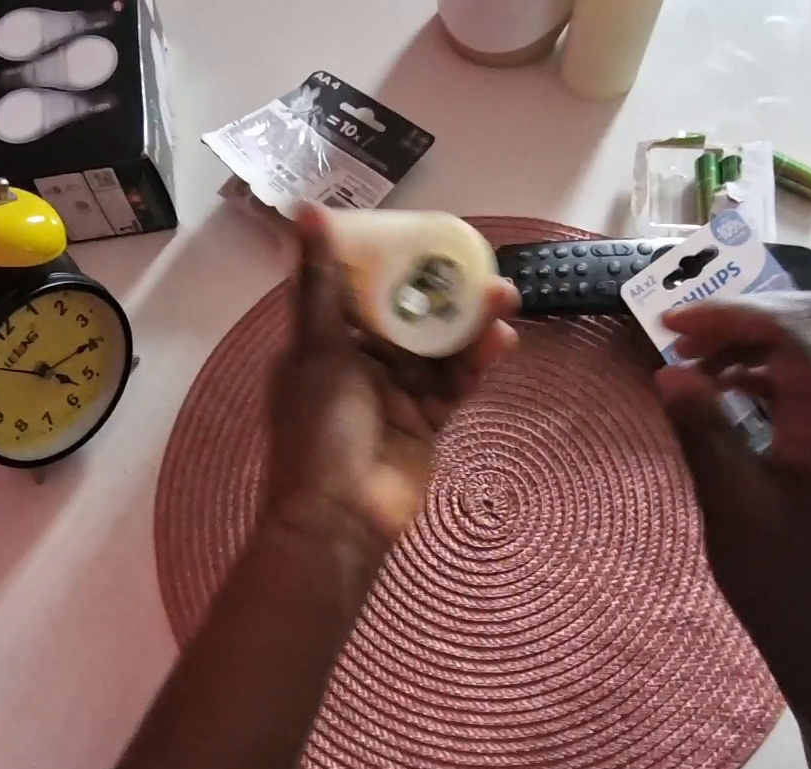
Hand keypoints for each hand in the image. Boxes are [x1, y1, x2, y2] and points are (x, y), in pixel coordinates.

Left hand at [264, 204, 520, 554]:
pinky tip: (500, 342)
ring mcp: (397, 395)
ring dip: (469, 326)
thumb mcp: (315, 349)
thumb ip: (320, 283)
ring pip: (439, 350)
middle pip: (411, 318)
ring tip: (504, 299)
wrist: (340, 518)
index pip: (364, 291)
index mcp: (325, 344)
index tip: (430, 238)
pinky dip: (475, 364)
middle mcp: (362, 365)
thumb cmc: (318, 430)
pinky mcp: (428, 422)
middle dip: (445, 293)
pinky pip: (455, 384)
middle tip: (482, 267)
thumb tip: (306, 209)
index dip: (397, 264)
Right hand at [653, 294, 810, 668]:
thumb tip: (669, 372)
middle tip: (685, 341)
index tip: (670, 327)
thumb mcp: (729, 501)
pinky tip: (719, 396)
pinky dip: (756, 373)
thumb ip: (703, 430)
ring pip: (807, 350)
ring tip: (694, 368)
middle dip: (745, 318)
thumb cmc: (772, 572)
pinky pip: (797, 383)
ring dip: (750, 343)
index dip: (731, 316)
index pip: (793, 332)